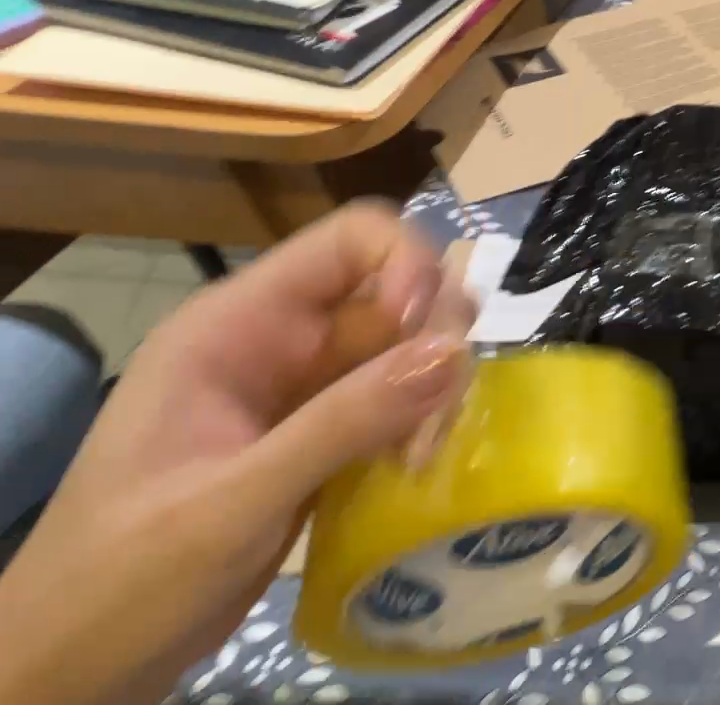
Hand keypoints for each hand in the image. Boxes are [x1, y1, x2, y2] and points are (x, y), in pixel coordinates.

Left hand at [0, 203, 474, 704]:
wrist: (80, 667)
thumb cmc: (122, 580)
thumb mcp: (231, 502)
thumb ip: (342, 422)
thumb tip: (454, 350)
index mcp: (237, 326)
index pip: (351, 241)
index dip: (406, 264)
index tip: (426, 332)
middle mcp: (284, 338)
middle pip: (402, 287)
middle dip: (434, 339)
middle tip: (434, 414)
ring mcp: (315, 381)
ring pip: (417, 341)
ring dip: (438, 387)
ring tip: (419, 454)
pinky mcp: (338, 423)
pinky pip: (411, 390)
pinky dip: (429, 418)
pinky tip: (414, 465)